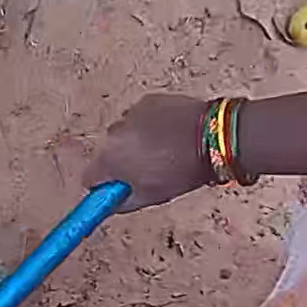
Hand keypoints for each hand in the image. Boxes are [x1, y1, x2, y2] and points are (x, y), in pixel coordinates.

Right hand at [83, 93, 212, 211]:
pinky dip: (149, 125)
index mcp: (109, 160)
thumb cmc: (184, 169)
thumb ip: (123, 203)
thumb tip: (110, 205)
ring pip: (123, 135)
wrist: (216, 137)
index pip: (90, 178)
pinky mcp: (146, 102)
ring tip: (164, 150)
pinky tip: (170, 133)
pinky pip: (140, 117)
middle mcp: (112, 135)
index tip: (117, 189)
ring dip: (135, 142)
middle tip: (148, 170)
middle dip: (121, 162)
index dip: (103, 186)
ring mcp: (128, 115)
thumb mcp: (152, 196)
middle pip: (107, 154)